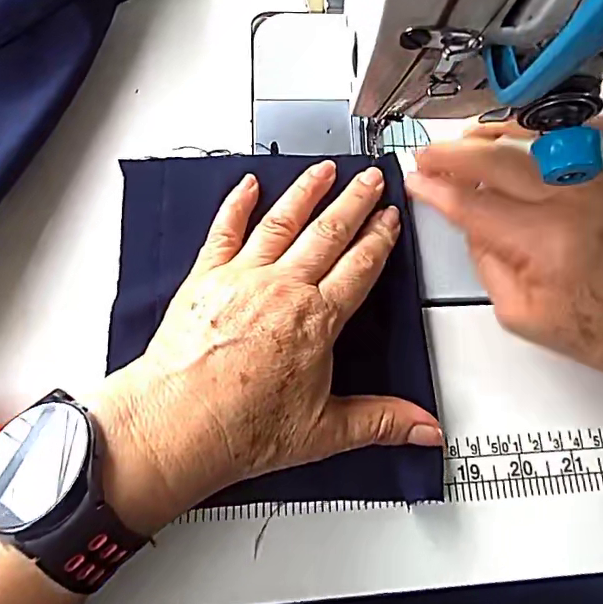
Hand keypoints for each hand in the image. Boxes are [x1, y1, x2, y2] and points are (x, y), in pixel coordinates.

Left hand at [93, 161, 442, 534]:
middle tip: (370, 179)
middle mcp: (281, 289)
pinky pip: (225, 230)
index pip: (361, 266)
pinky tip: (248, 186)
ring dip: (306, 191)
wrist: (178, 423)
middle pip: (328, 233)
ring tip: (324, 171)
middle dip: (354, 201)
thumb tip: (424, 430)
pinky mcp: (205, 278)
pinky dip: (237, 204)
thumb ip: (380, 421)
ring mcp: (242, 278)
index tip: (389, 218)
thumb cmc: (240, 427)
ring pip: (282, 221)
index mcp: (316, 320)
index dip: (379, 238)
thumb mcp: (323, 432)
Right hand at [405, 118, 602, 402]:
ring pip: (538, 135)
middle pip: (496, 160)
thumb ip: (486, 261)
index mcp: (542, 243)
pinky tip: (533, 134)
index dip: (434, 189)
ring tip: (468, 137)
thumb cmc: (599, 328)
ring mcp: (598, 185)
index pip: (470, 203)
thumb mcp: (517, 311)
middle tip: (428, 156)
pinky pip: (592, 131)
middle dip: (451, 155)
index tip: (415, 181)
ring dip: (494, 132)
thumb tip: (469, 222)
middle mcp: (572, 204)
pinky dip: (560, 125)